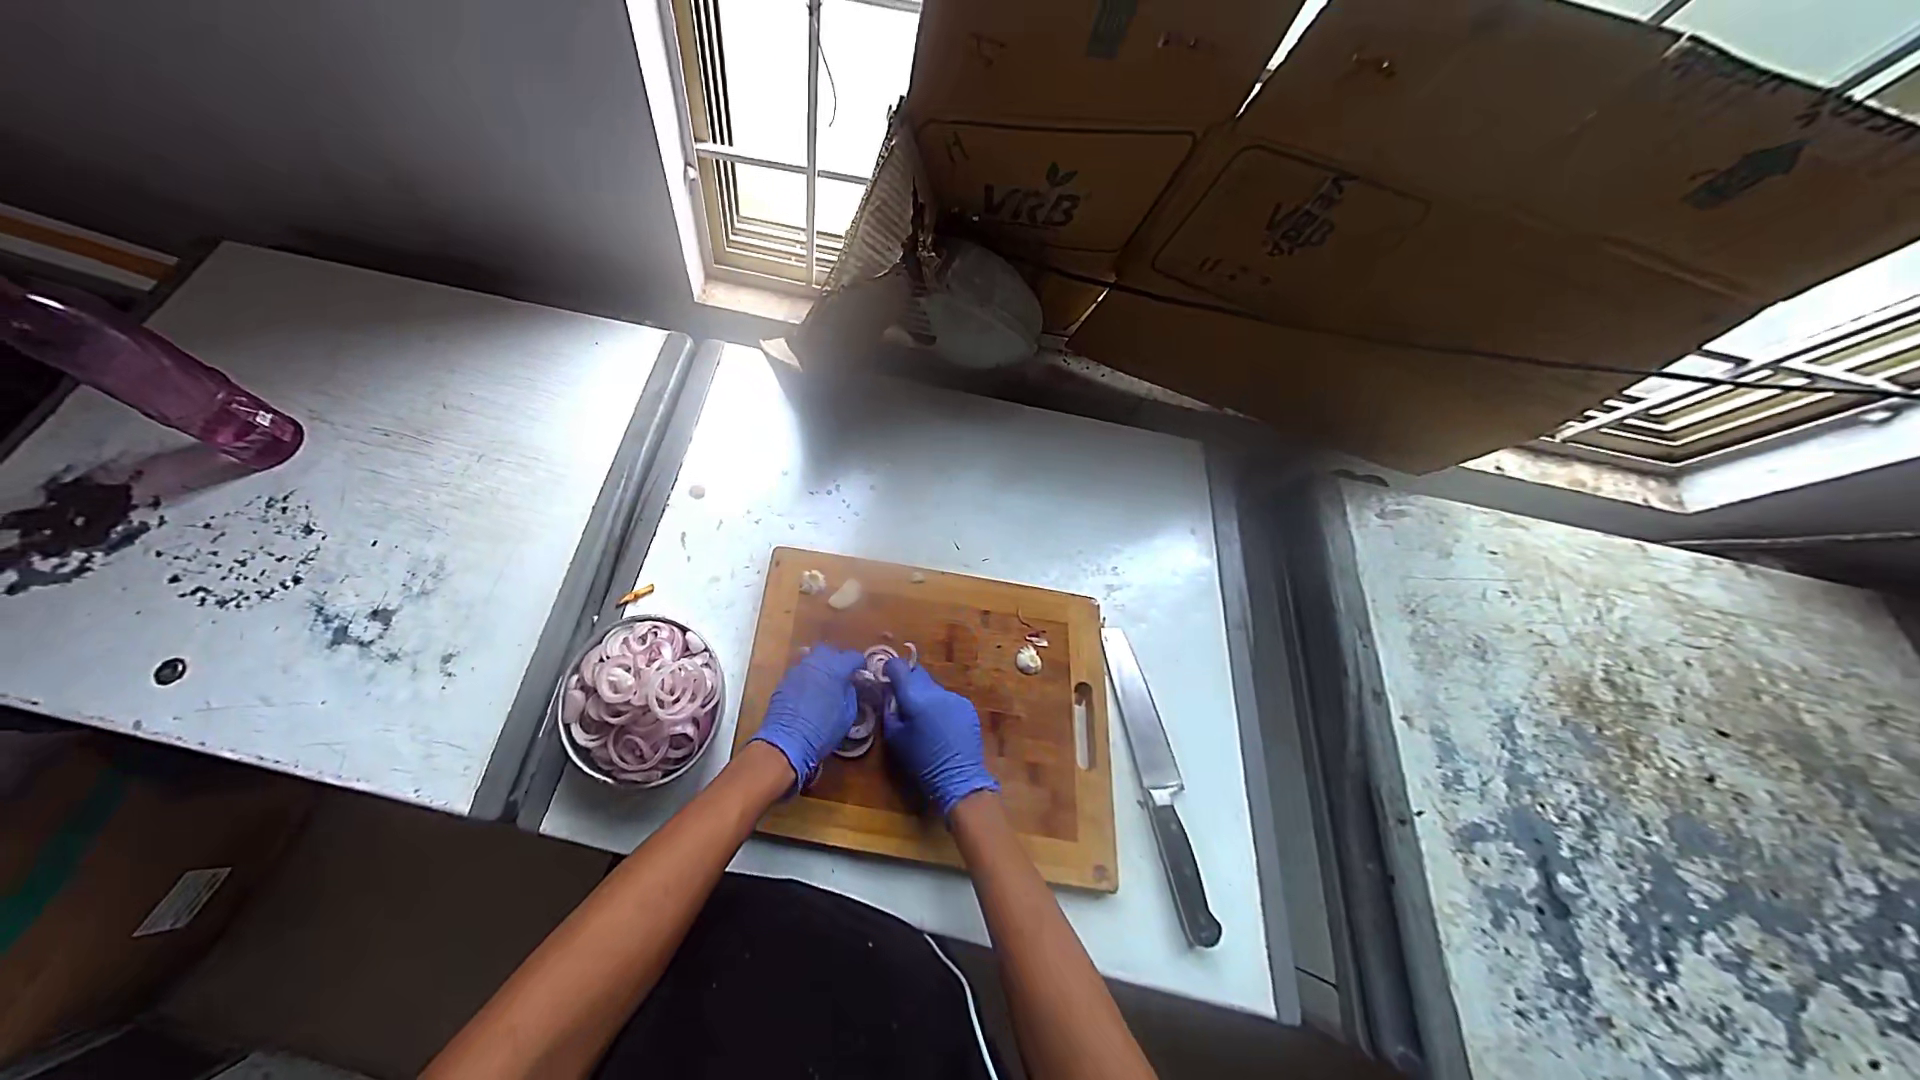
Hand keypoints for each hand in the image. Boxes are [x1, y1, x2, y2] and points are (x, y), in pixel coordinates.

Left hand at [752, 646, 862, 791]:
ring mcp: (798, 669)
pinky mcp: (784, 680)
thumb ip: (850, 692)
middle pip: (830, 651)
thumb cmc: (823, 729)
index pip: (853, 656)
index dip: (860, 664)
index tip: (862, 674)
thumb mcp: (848, 713)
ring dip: (820, 667)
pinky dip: (807, 677)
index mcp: (836, 667)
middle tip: (842, 674)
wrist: (787, 741)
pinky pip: (800, 671)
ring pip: (812, 658)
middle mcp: (816, 661)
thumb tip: (849, 684)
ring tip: (824, 682)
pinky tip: (809, 691)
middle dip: (837, 660)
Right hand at [882, 659, 998, 815]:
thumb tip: (887, 691)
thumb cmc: (920, 762)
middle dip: (908, 682)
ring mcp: (954, 697)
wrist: (957, 778)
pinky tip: (942, 726)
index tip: (886, 676)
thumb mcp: (894, 737)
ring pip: (933, 687)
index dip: (890, 668)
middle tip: (904, 700)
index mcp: (914, 698)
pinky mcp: (967, 705)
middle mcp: (936, 691)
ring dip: (926, 696)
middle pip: (918, 673)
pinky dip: (941, 706)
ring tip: (925, 718)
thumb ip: (888, 709)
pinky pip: (948, 699)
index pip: (899, 667)